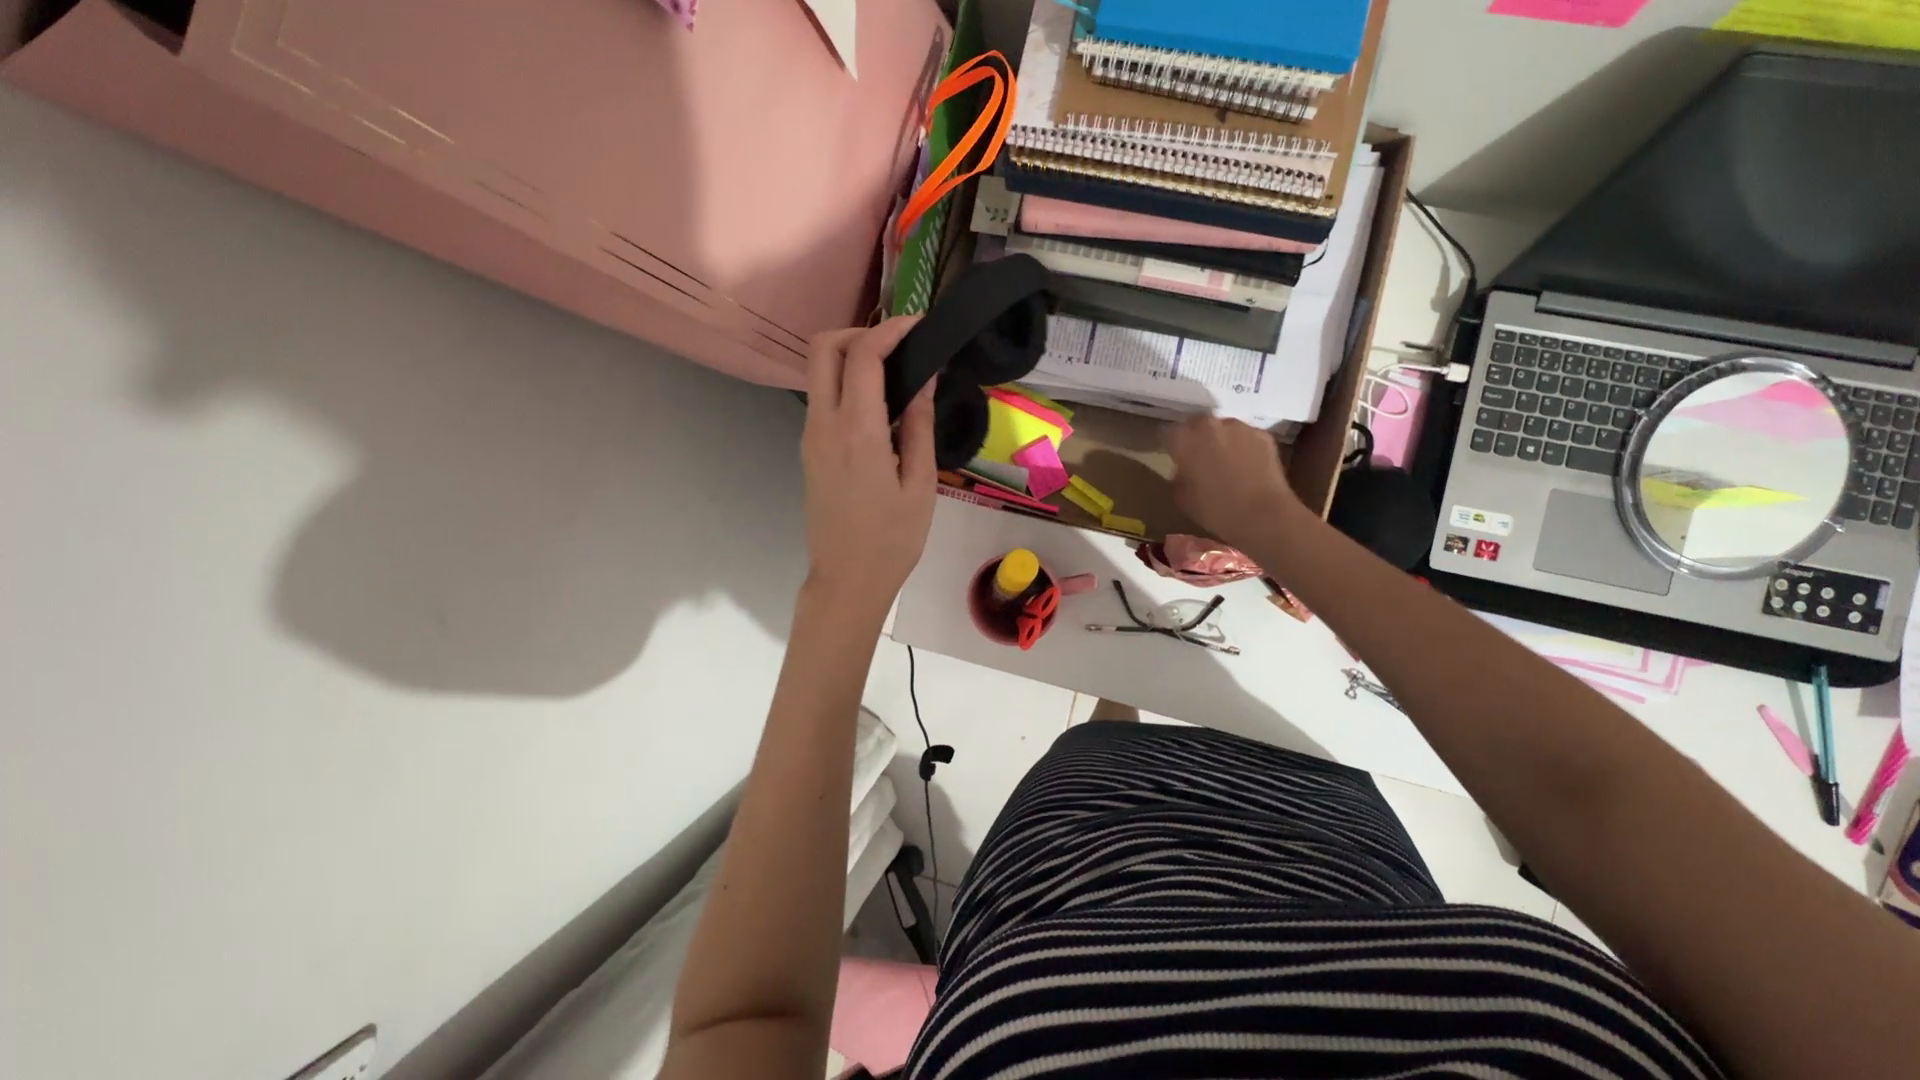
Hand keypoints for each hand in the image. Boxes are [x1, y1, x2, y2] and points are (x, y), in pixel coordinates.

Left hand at [800, 317, 936, 611]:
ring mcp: (810, 436)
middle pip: (823, 348)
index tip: (921, 325)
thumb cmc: (892, 539)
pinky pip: (823, 397)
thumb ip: (919, 424)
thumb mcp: (920, 483)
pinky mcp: (810, 449)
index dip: (892, 329)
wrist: (846, 580)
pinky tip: (881, 402)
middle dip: (859, 332)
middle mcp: (824, 424)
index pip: (862, 355)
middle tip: (899, 344)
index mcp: (856, 431)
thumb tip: (926, 377)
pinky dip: (847, 382)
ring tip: (896, 369)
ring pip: (818, 371)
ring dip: (851, 355)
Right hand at [1166, 416, 1305, 544]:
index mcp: (1184, 440)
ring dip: (1222, 440)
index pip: (1170, 433)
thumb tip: (1184, 471)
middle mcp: (1210, 426)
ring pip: (1224, 428)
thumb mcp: (1183, 499)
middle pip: (1198, 424)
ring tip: (1228, 462)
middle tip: (1201, 458)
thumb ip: (1179, 478)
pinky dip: (1245, 446)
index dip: (1174, 447)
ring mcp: (1239, 427)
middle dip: (1198, 437)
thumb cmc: (1215, 510)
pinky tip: (1249, 465)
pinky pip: (1247, 437)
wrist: (1262, 514)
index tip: (1176, 459)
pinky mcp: (1262, 435)